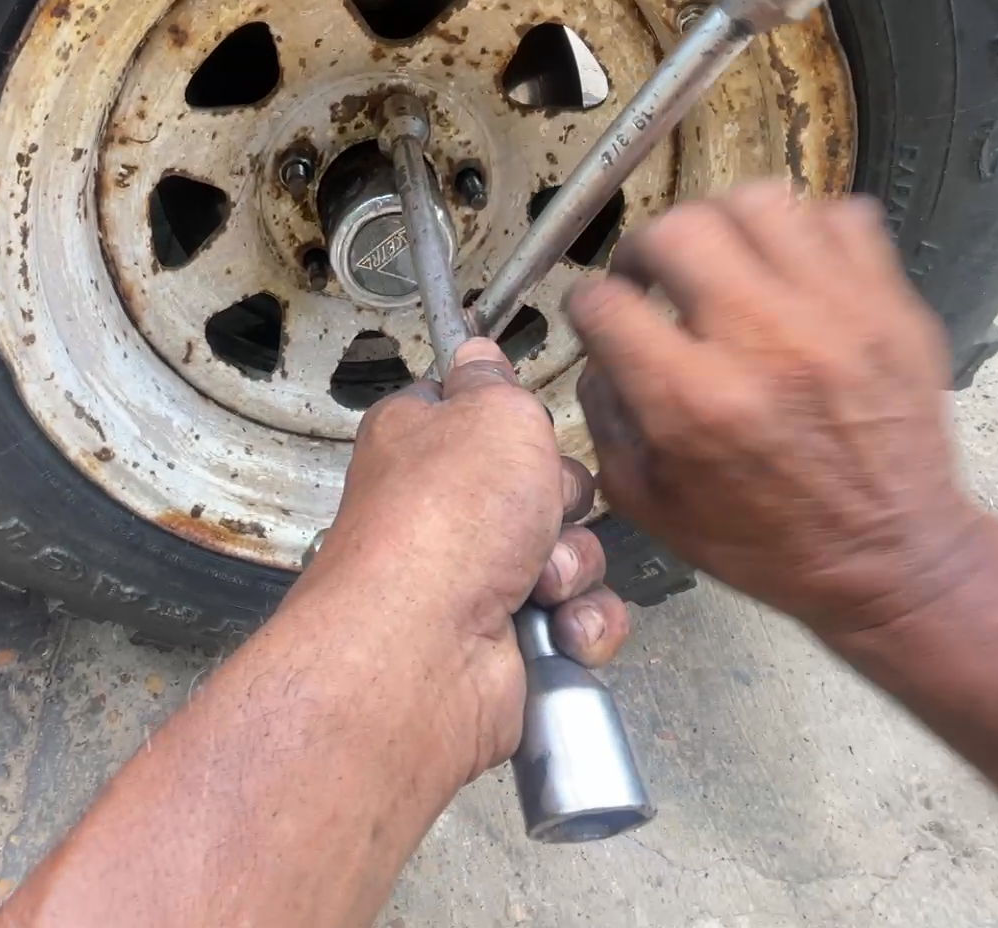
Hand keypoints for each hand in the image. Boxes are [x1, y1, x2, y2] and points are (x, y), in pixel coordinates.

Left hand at [296, 338, 630, 780]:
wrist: (427, 647)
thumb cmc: (453, 509)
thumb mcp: (486, 413)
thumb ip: (491, 379)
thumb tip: (474, 349)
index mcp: (419, 440)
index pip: (475, 410)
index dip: (509, 418)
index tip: (520, 428)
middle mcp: (441, 505)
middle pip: (539, 479)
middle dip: (556, 496)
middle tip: (534, 510)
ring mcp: (472, 574)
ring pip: (568, 547)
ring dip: (571, 563)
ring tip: (537, 582)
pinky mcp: (508, 636)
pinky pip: (577, 613)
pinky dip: (578, 621)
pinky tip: (557, 628)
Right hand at [566, 183, 984, 638]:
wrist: (892, 559)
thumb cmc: (754, 539)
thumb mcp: (643, 499)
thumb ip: (603, 414)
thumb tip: (600, 348)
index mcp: (690, 401)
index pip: (605, 303)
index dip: (585, 304)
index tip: (597, 317)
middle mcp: (761, 344)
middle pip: (677, 231)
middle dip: (641, 249)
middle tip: (648, 279)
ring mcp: (837, 315)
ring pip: (757, 203)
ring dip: (715, 227)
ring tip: (714, 265)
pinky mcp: (892, 307)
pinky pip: (838, 216)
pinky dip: (796, 232)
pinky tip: (782, 273)